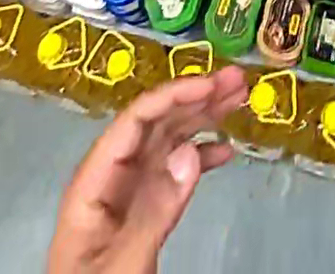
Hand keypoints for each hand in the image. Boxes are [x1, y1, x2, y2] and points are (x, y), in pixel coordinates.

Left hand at [47, 66, 248, 273]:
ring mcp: (129, 197)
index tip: (210, 84)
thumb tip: (191, 149)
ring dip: (204, 118)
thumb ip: (154, 213)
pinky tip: (227, 151)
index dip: (171, 96)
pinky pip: (175, 173)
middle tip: (238, 80)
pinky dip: (201, 157)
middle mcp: (112, 180)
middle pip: (155, 126)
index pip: (133, 123)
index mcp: (94, 185)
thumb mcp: (121, 271)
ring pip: (169, 143)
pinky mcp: (144, 215)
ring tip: (240, 98)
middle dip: (196, 98)